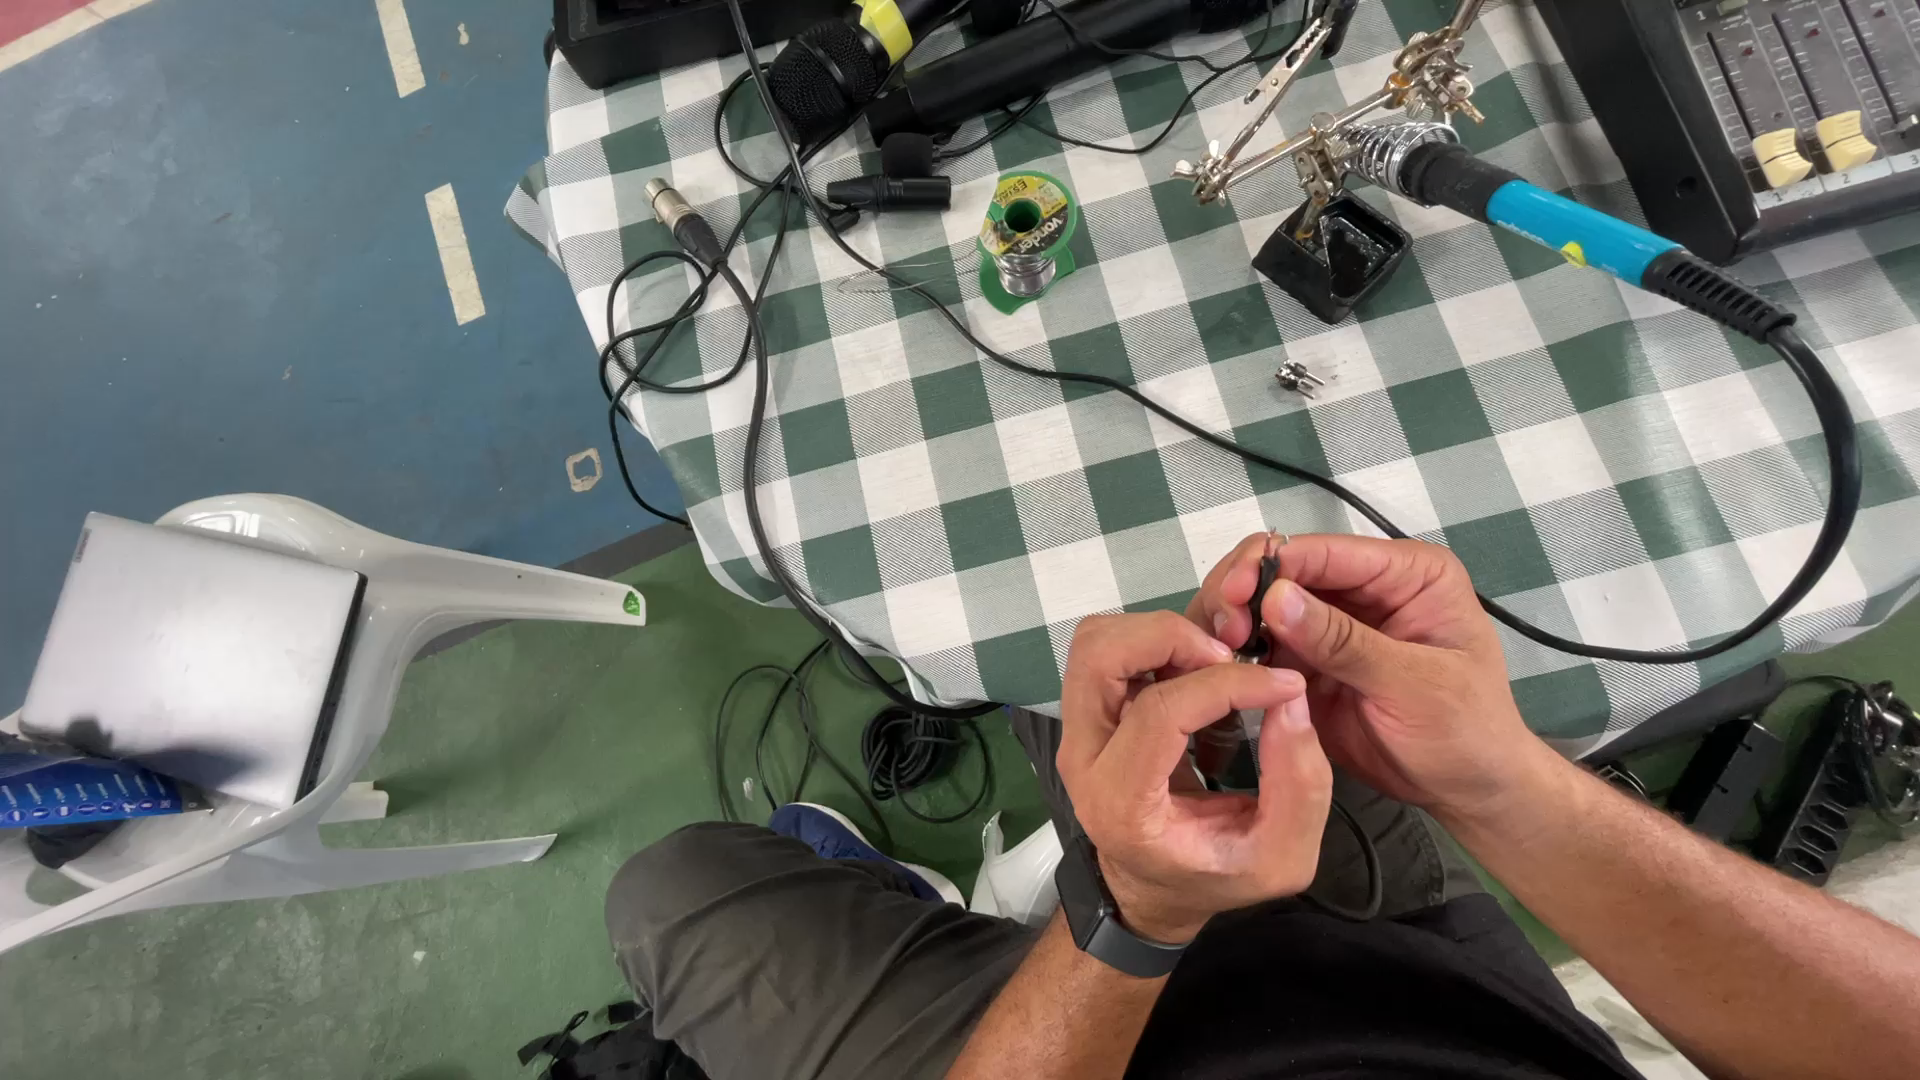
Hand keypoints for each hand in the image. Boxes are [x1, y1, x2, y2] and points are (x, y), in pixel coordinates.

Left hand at [1058, 612, 1332, 944]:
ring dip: (1156, 634)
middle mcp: (1082, 756)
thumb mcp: (1278, 858)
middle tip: (1226, 659)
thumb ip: (1298, 787)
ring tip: (1210, 661)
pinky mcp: (1083, 710)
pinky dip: (1150, 641)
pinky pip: (1104, 650)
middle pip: (1100, 656)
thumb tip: (1290, 699)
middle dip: (1169, 637)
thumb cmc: (1209, 877)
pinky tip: (1192, 666)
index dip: (1224, 685)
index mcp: (1121, 802)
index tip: (1281, 684)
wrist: (1148, 886)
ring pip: (1094, 642)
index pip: (1157, 711)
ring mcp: (1074, 729)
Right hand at [1185, 533, 1551, 824]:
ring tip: (1218, 652)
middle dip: (1241, 591)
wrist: (1467, 792)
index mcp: (1404, 573)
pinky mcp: (1302, 655)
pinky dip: (1230, 647)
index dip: (1269, 566)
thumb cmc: (1465, 732)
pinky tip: (1217, 665)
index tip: (1233, 599)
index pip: (1322, 552)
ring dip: (1229, 618)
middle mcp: (1360, 586)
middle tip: (1223, 635)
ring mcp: (1326, 621)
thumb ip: (1343, 641)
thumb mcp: (1412, 684)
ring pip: (1257, 598)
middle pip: (1278, 565)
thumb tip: (1273, 598)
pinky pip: (1255, 638)